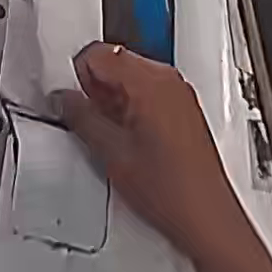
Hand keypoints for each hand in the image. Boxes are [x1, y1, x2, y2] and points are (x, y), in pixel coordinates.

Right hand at [55, 42, 256, 271]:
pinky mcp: (183, 105)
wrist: (206, 217)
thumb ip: (80, 117)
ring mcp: (178, 90)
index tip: (73, 98)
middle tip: (89, 118)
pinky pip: (148, 89)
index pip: (98, 53)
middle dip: (96, 87)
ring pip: (130, 74)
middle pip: (115, 59)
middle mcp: (166, 78)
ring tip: (112, 134)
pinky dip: (132, 104)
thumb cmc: (171, 190)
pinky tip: (129, 137)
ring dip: (113, 96)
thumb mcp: (111, 152)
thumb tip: (64, 100)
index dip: (78, 76)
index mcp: (148, 81)